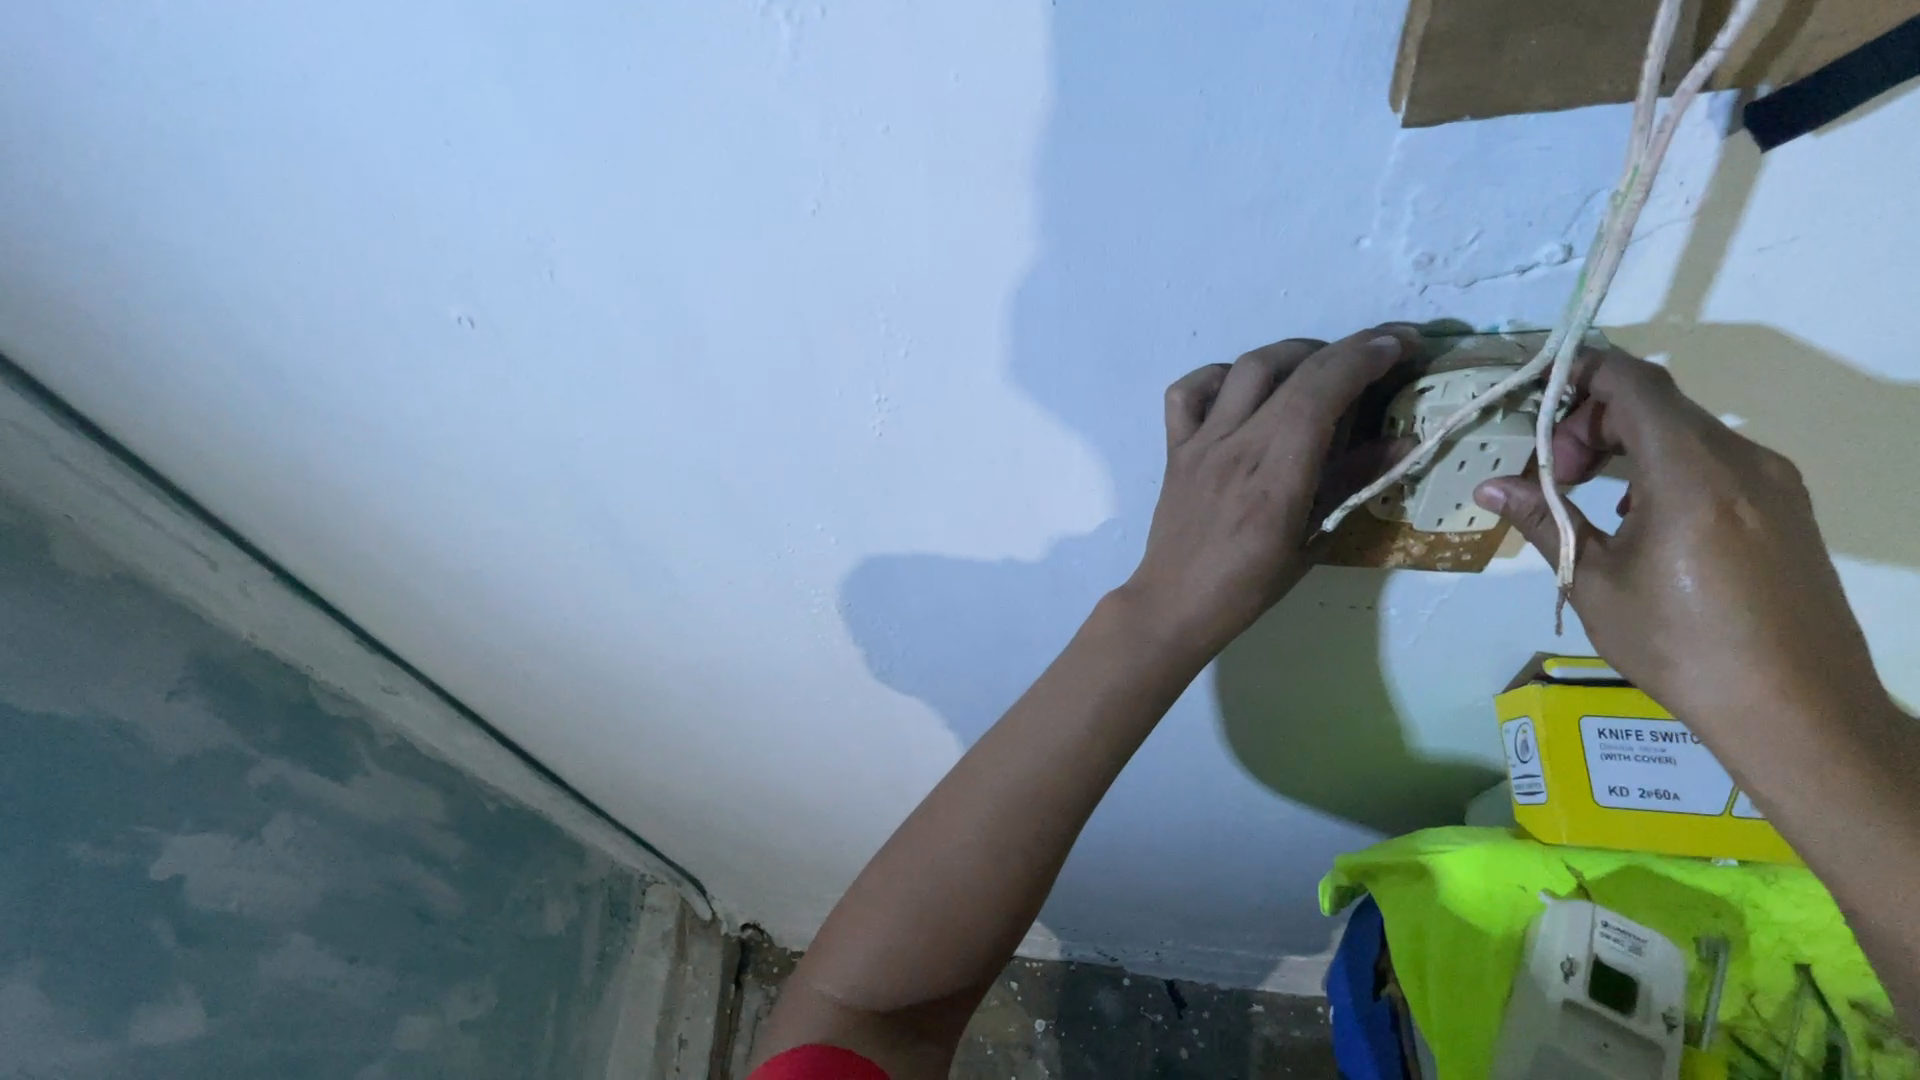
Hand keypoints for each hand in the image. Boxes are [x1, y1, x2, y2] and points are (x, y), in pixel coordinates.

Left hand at [1120, 327, 1416, 659]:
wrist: (1174, 602)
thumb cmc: (1249, 585)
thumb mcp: (1312, 539)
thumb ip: (1352, 483)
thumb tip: (1403, 441)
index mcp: (1275, 475)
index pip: (1320, 390)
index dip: (1363, 357)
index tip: (1399, 345)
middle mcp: (1235, 447)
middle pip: (1291, 370)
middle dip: (1343, 348)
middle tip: (1375, 353)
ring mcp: (1199, 444)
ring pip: (1244, 368)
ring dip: (1289, 354)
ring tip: (1318, 367)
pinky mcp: (1174, 448)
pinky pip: (1187, 393)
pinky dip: (1218, 376)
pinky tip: (1242, 389)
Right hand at [1474, 347, 1891, 735]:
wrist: (1795, 707)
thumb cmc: (1678, 643)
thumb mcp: (1591, 582)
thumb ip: (1544, 521)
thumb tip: (1490, 486)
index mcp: (1691, 473)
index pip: (1636, 384)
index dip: (1581, 375)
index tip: (1534, 402)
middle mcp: (1743, 462)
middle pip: (1657, 404)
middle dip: (1591, 422)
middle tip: (1551, 474)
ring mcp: (1773, 484)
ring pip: (1686, 432)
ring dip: (1625, 446)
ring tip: (1585, 496)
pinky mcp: (1785, 509)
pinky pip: (1714, 461)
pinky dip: (1660, 468)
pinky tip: (1635, 519)